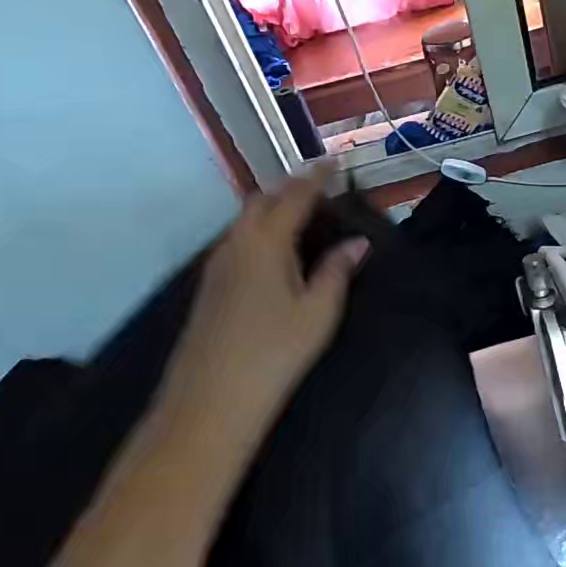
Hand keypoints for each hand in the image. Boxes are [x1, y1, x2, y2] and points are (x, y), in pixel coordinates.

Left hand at [157, 164, 368, 444]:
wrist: (208, 404)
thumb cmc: (274, 354)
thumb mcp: (318, 312)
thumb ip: (338, 270)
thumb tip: (357, 242)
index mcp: (266, 243)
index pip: (294, 197)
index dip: (316, 177)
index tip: (334, 162)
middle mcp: (237, 244)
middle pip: (261, 201)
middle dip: (290, 187)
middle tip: (320, 188)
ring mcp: (217, 265)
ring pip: (245, 220)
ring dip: (272, 207)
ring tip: (302, 214)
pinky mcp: (210, 286)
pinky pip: (237, 239)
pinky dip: (260, 228)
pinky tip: (275, 249)